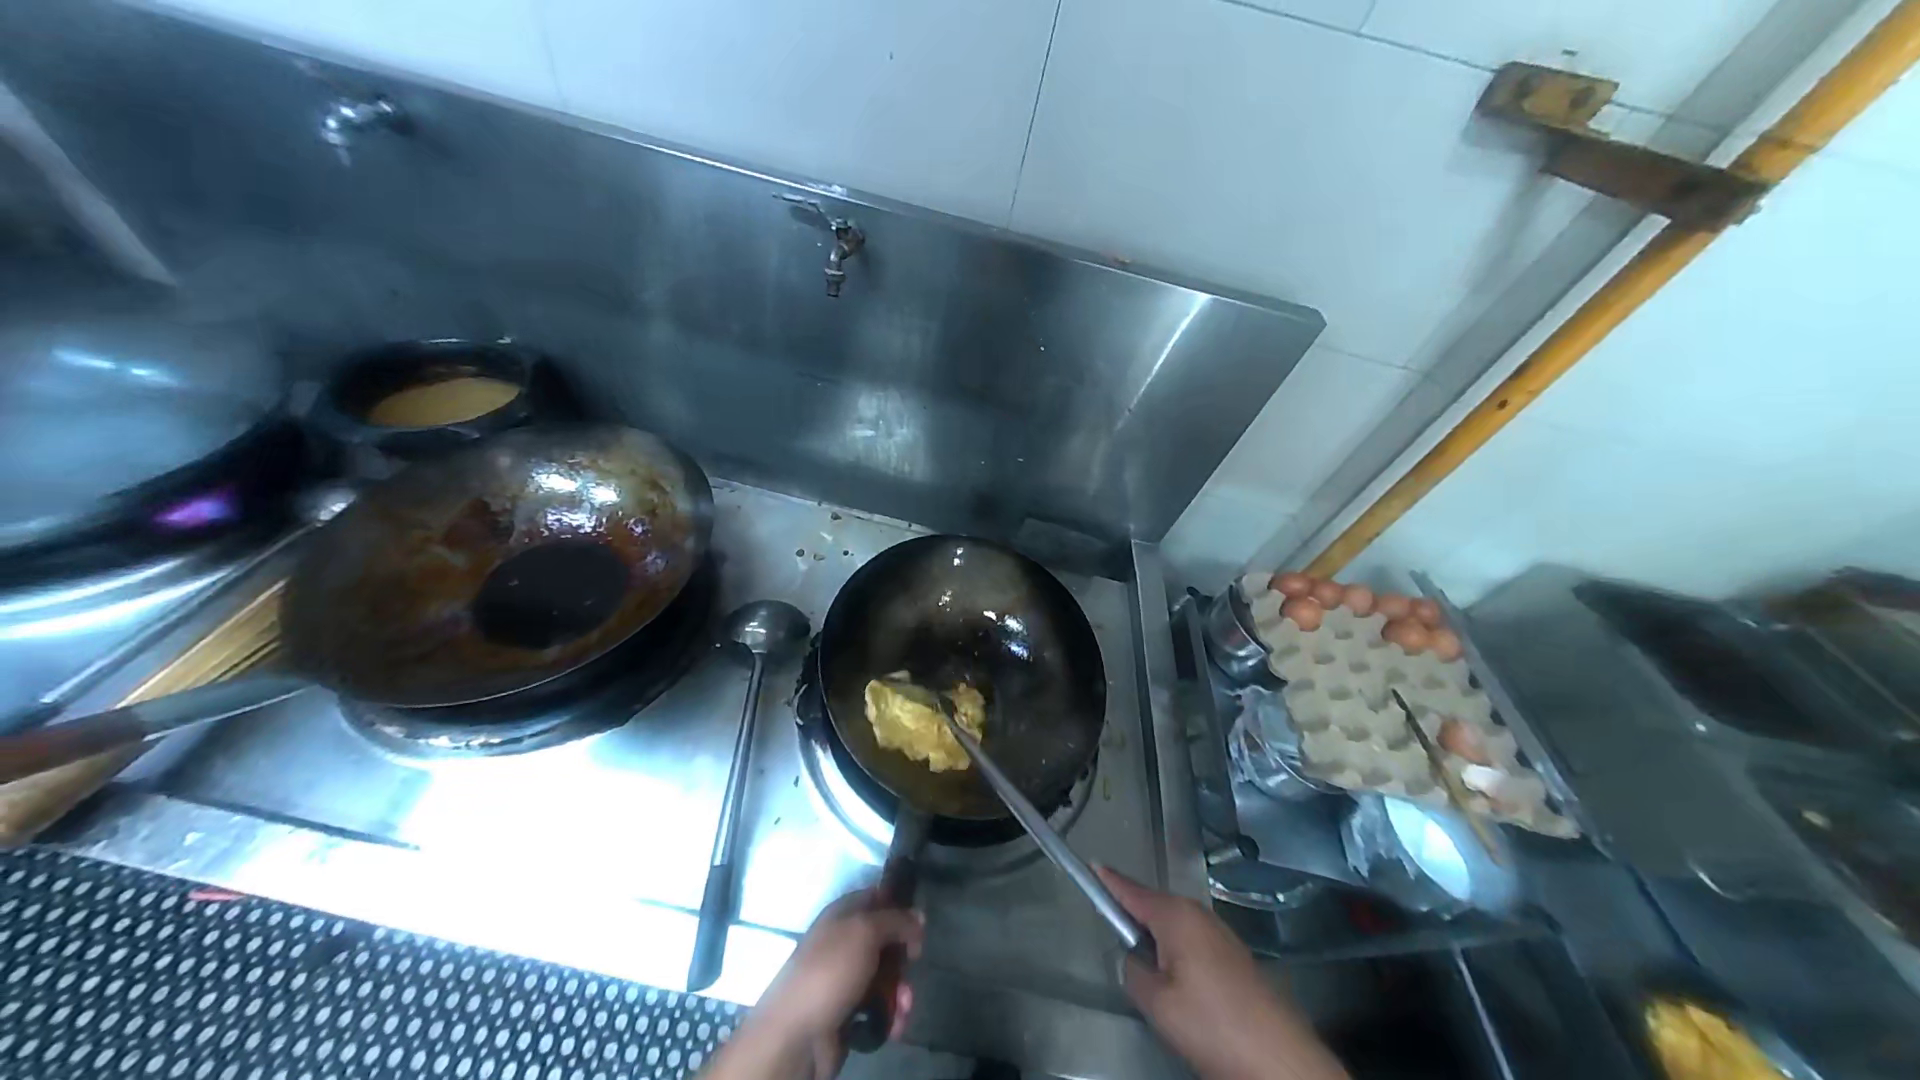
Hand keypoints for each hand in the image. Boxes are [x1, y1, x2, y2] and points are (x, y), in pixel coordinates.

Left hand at [705, 888, 923, 1079]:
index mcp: (841, 916)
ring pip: (885, 977)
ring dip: (901, 991)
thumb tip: (919, 915)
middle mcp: (843, 944)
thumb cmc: (829, 971)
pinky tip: (895, 1024)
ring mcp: (845, 980)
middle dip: (903, 956)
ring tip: (903, 1005)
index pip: (875, 898)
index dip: (898, 906)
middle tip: (912, 963)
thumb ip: (895, 920)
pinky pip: (878, 1008)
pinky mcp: (848, 1013)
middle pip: (885, 941)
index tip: (919, 921)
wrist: (795, 1035)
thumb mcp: (865, 932)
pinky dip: (891, 1015)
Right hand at [1097, 867, 1348, 1079]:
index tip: (1091, 865)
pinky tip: (1180, 985)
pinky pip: (1193, 942)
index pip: (1131, 890)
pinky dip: (1178, 954)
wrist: (1281, 1061)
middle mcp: (1198, 914)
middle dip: (1134, 919)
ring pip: (1175, 927)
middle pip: (1154, 907)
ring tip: (1149, 973)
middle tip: (1117, 942)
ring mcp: (1221, 934)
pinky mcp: (1236, 956)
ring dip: (1158, 940)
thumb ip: (1132, 970)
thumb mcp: (1156, 1002)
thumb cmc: (1212, 1024)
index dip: (1108, 880)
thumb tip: (1134, 958)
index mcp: (1175, 915)